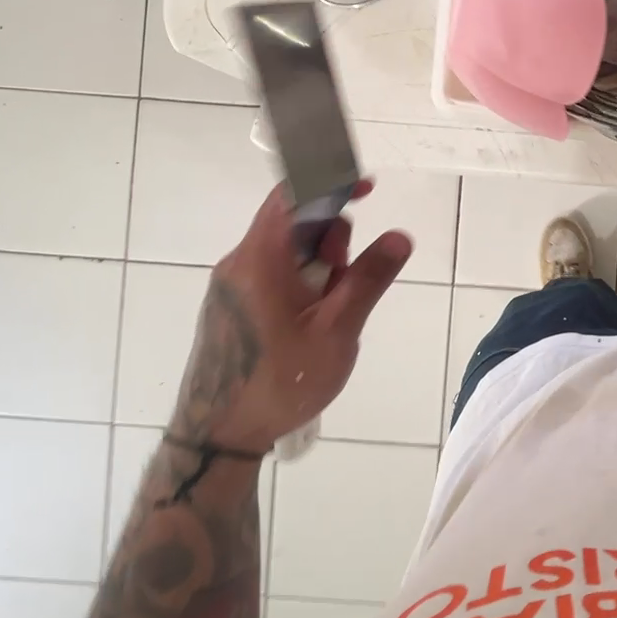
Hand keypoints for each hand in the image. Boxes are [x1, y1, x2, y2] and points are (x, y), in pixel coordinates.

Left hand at [169, 181, 413, 454]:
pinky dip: (303, 284)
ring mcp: (233, 287)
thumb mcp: (337, 331)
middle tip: (348, 282)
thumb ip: (369, 279)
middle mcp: (240, 264)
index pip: (293, 196)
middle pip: (294, 224)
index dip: (331, 181)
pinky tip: (314, 322)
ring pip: (287, 253)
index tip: (368, 187)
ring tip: (332, 312)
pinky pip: (274, 276)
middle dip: (332, 240)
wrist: (218, 436)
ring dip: (320, 266)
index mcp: (260, 260)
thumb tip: (399, 235)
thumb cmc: (281, 380)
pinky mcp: (233, 308)